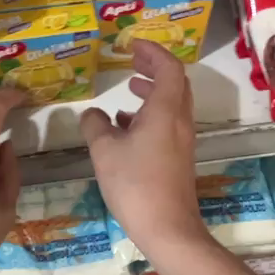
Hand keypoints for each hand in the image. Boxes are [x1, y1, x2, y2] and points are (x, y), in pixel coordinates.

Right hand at [80, 41, 206, 247]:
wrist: (168, 229)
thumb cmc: (136, 185)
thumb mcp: (105, 151)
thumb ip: (95, 125)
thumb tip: (92, 113)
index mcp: (165, 110)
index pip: (169, 67)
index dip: (153, 52)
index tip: (132, 45)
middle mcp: (179, 120)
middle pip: (175, 83)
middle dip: (155, 67)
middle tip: (132, 60)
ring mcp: (182, 141)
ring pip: (172, 104)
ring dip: (152, 91)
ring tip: (129, 88)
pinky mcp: (178, 158)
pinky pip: (167, 124)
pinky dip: (150, 114)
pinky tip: (126, 126)